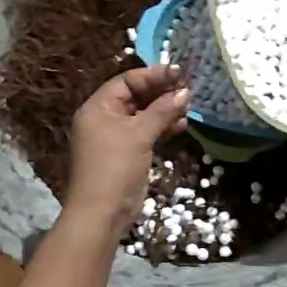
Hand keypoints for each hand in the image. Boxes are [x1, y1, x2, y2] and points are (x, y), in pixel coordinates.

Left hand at [64, 64, 190, 239]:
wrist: (102, 213)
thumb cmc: (115, 168)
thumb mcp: (139, 135)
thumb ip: (162, 110)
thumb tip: (184, 92)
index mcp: (98, 107)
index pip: (126, 81)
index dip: (153, 75)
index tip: (179, 72)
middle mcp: (103, 118)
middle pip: (134, 96)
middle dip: (160, 92)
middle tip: (188, 88)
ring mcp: (114, 138)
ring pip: (142, 115)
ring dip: (164, 110)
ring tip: (188, 106)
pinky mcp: (125, 154)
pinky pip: (145, 133)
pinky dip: (161, 128)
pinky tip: (181, 125)